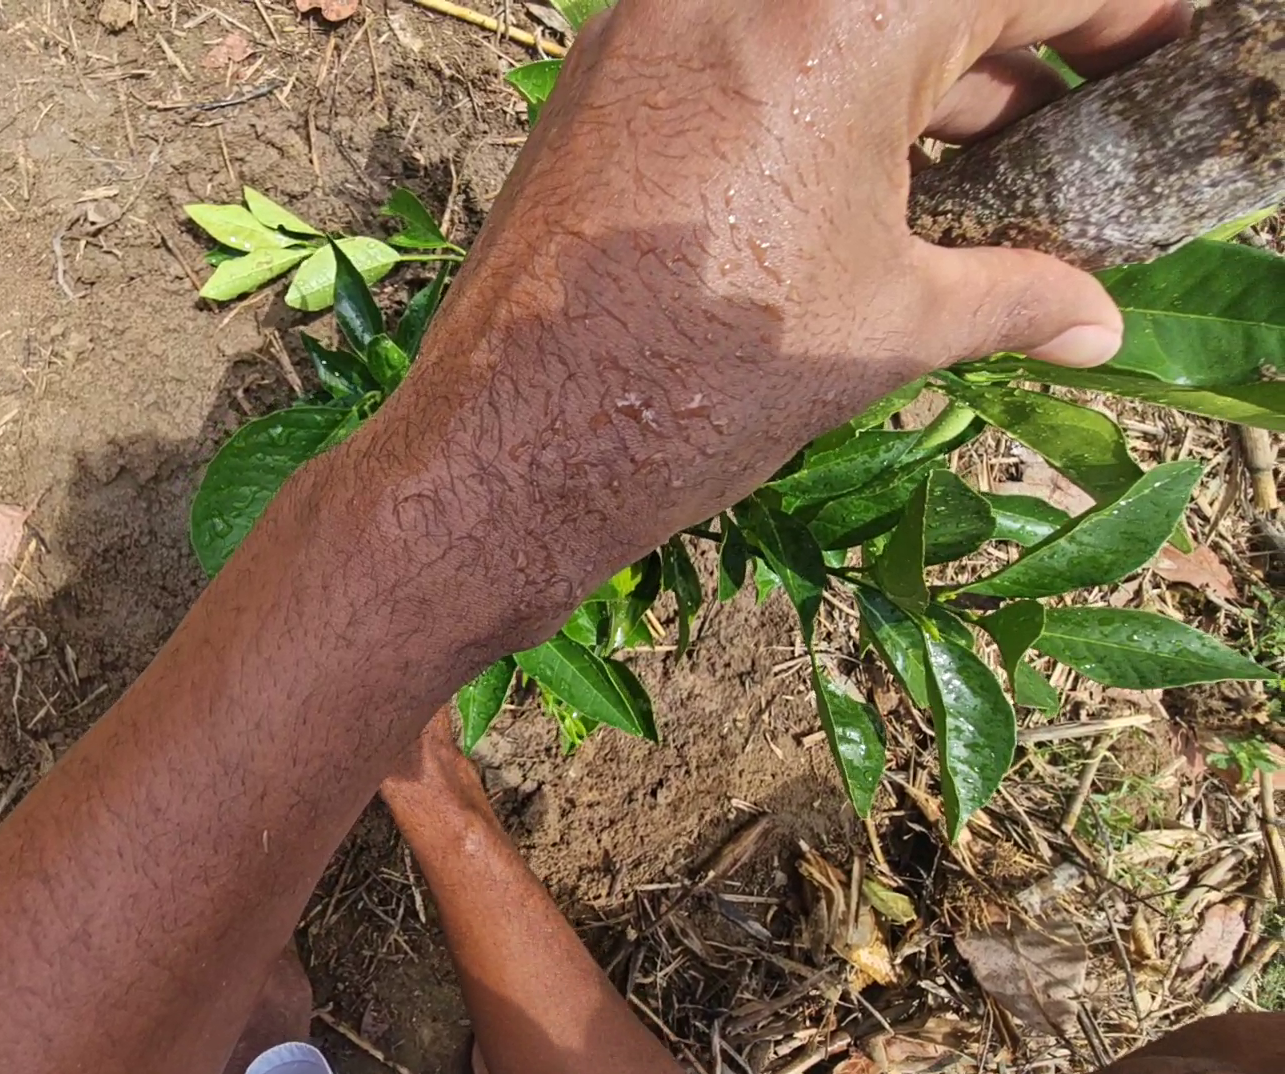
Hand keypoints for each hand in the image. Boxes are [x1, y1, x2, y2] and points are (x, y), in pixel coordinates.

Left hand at [334, 0, 1190, 646]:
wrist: (513, 443)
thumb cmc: (697, 389)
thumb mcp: (877, 335)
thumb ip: (1007, 296)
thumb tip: (1093, 320)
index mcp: (840, 16)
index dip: (1108, 10)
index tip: (1145, 47)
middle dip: (991, 43)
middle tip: (1052, 103)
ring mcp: (637, 37)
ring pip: (801, 20)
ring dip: (888, 68)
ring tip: (956, 139)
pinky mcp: (580, 95)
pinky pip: (715, 59)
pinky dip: (787, 91)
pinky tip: (820, 161)